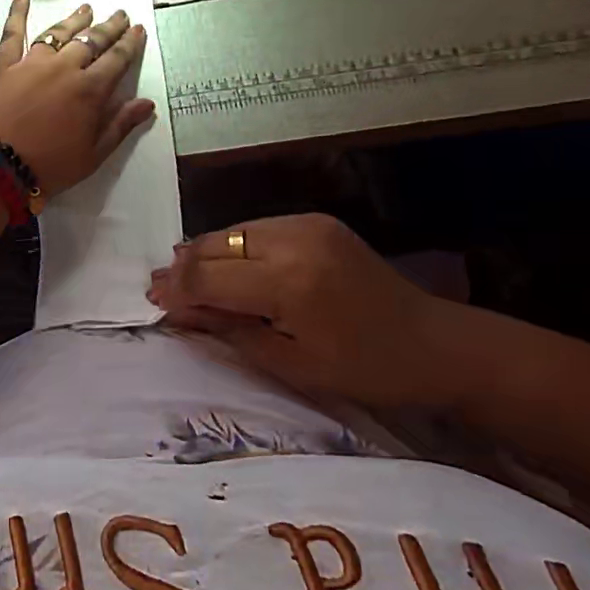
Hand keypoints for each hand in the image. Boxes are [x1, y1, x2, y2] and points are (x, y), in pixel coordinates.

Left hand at [0, 0, 155, 196]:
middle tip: (120, 15)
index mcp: (90, 90)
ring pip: (58, 32)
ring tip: (86, 9)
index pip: (117, 59)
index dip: (130, 43)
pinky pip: (12, 33)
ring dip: (75, 19)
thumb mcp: (94, 154)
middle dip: (109, 27)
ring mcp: (32, 63)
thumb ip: (121, 124)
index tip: (138, 30)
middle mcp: (65, 68)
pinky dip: (18, 11)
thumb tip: (147, 103)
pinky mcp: (5, 65)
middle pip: (91, 41)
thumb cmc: (51, 166)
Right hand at [147, 214, 461, 409]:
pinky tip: (225, 266)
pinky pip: (257, 228)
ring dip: (206, 254)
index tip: (153, 301)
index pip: (208, 275)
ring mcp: (307, 223)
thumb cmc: (363, 369)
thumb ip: (228, 329)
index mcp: (290, 282)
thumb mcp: (289, 362)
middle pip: (215, 244)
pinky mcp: (317, 220)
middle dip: (184, 268)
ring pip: (232, 231)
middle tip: (159, 289)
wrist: (436, 343)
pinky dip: (233, 246)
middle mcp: (294, 239)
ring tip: (184, 278)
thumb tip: (177, 311)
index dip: (175, 288)